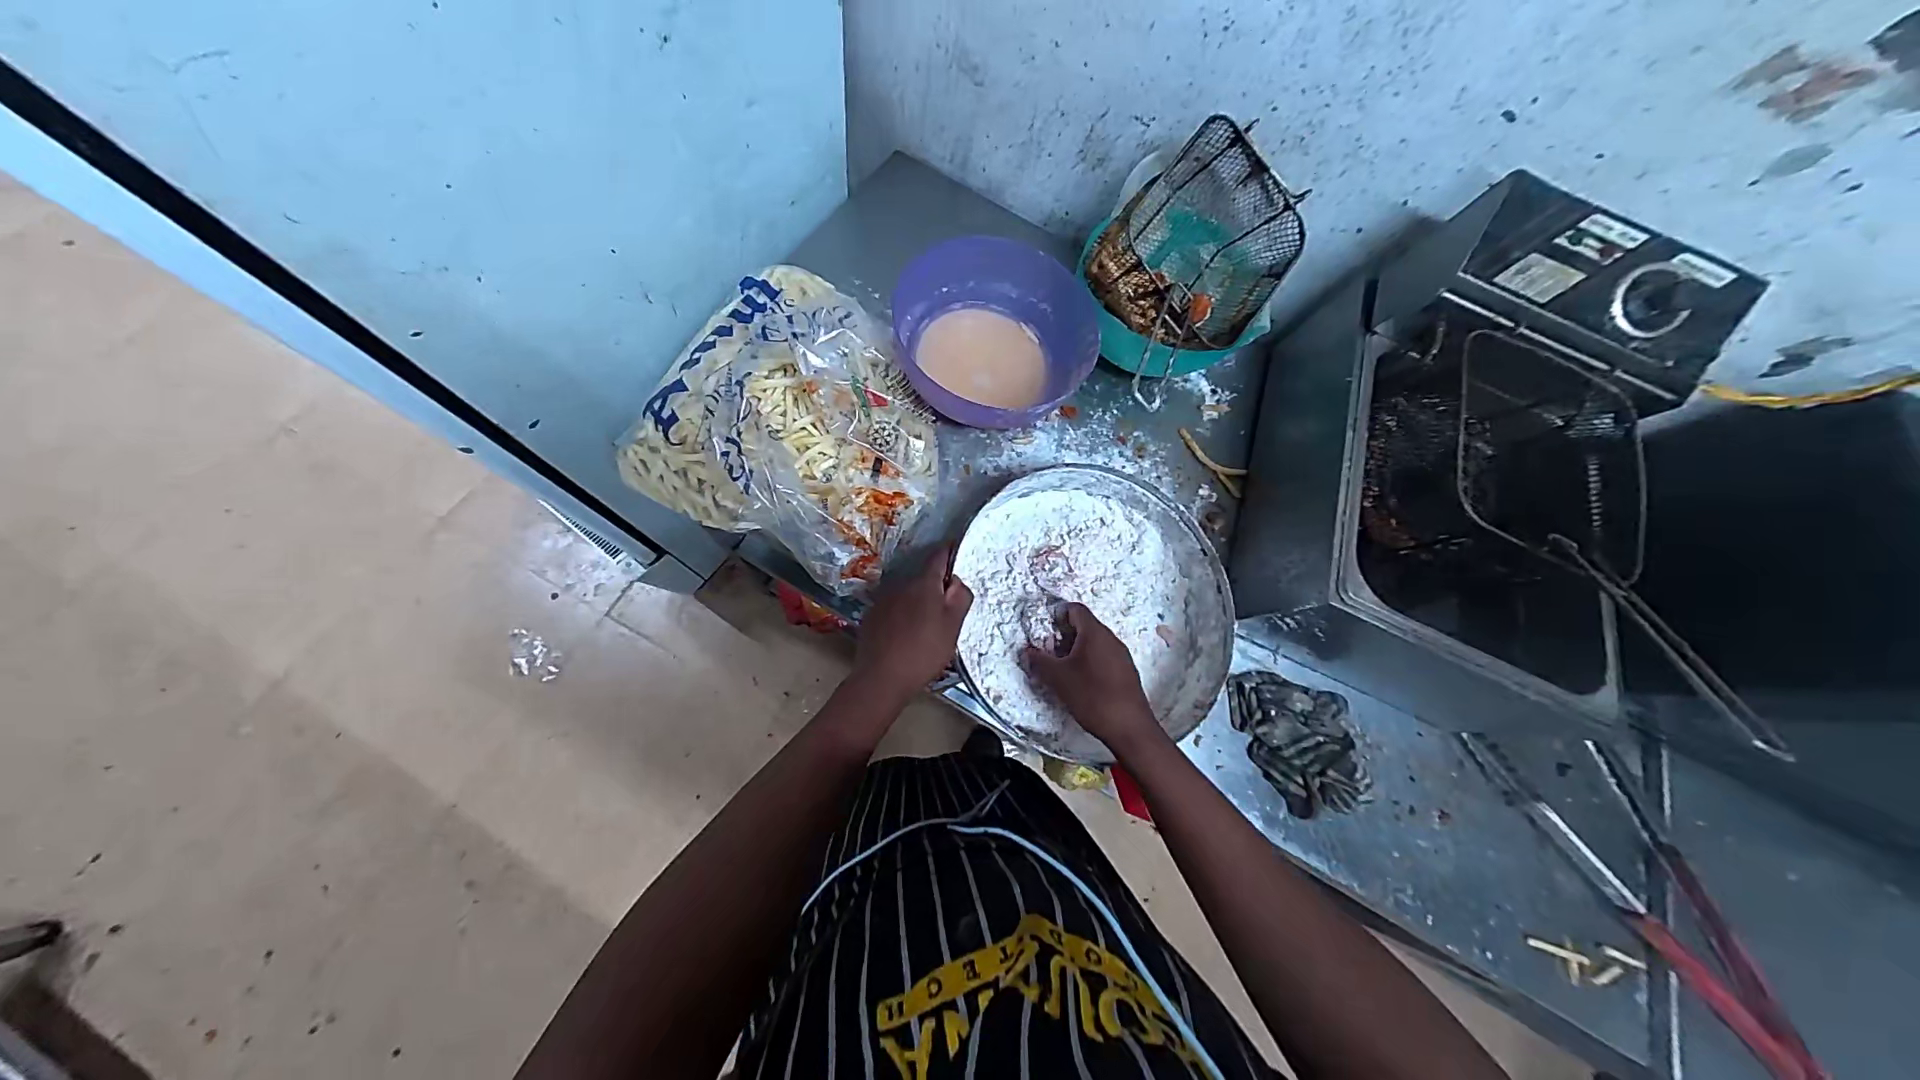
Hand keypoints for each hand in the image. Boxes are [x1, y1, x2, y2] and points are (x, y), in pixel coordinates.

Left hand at [851, 543, 972, 701]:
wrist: (882, 678)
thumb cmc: (924, 651)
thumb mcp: (954, 625)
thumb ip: (960, 596)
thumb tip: (955, 580)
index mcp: (924, 583)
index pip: (938, 556)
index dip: (950, 552)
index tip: (956, 552)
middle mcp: (900, 584)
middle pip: (923, 578)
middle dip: (935, 586)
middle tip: (947, 608)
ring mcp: (882, 600)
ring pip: (907, 594)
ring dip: (918, 602)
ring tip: (926, 626)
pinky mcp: (871, 617)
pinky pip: (893, 608)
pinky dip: (902, 615)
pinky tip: (906, 635)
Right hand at [1023, 603, 1163, 755]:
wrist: (1129, 728)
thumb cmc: (1092, 696)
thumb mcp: (1058, 678)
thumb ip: (1039, 661)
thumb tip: (1028, 651)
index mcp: (1095, 633)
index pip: (1075, 609)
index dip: (1057, 615)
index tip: (1044, 632)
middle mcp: (1111, 639)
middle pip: (1085, 626)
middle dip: (1064, 636)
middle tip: (1049, 653)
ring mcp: (1122, 655)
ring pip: (1094, 643)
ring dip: (1076, 651)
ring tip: (1062, 670)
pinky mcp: (1126, 672)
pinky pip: (1104, 657)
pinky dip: (1089, 662)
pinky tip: (1082, 683)